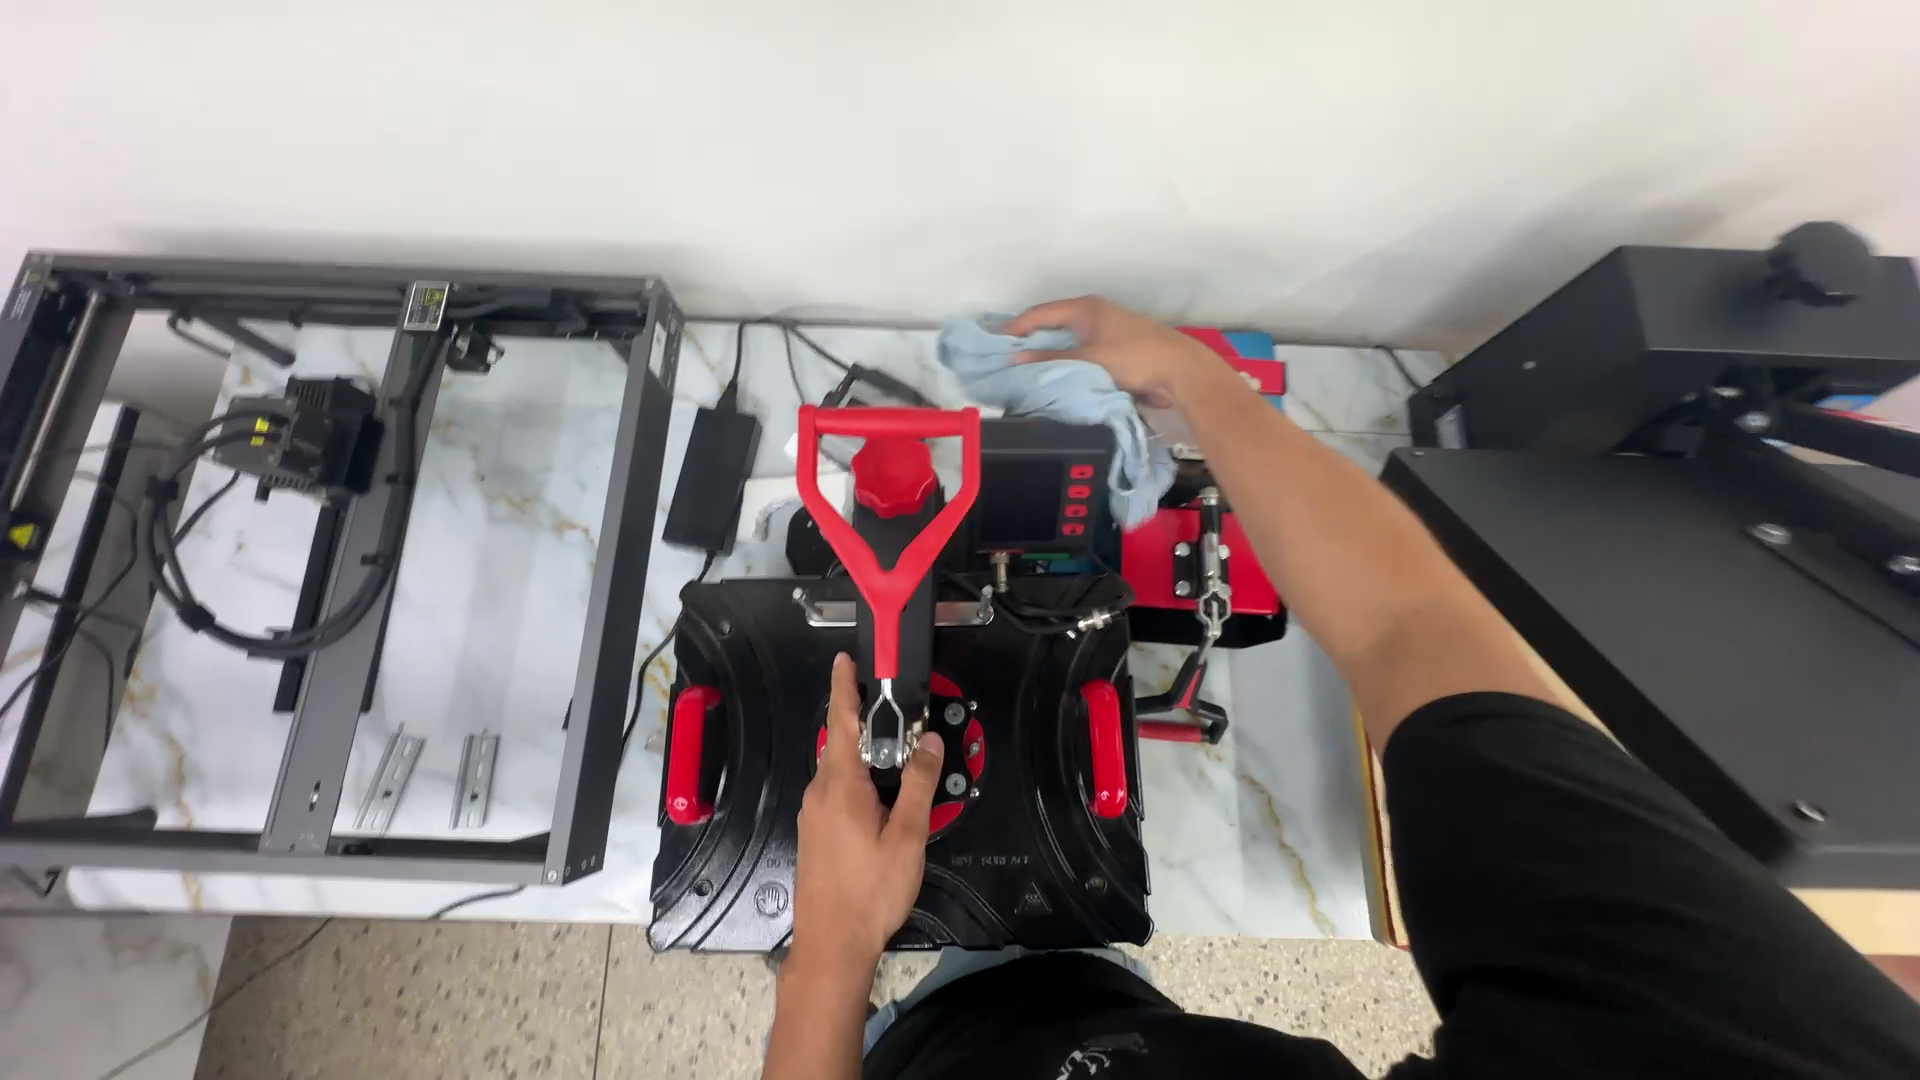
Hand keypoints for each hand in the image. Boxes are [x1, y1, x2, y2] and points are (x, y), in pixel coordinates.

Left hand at [790, 653, 945, 978]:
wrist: (831, 945)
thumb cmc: (871, 889)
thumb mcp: (906, 835)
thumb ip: (917, 783)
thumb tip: (930, 741)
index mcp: (840, 785)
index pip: (840, 722)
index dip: (843, 688)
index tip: (843, 660)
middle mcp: (819, 793)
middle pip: (839, 744)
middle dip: (862, 723)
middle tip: (892, 712)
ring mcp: (813, 814)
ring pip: (838, 770)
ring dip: (862, 755)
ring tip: (893, 756)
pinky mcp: (814, 833)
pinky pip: (835, 791)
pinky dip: (856, 779)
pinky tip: (878, 798)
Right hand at [1004, 296, 1234, 409]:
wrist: (1179, 372)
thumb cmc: (1135, 357)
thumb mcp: (1088, 359)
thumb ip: (1051, 360)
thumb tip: (1016, 359)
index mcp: (1085, 308)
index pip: (1039, 313)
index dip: (1015, 326)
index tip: (994, 342)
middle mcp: (1093, 315)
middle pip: (1051, 325)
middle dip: (1028, 340)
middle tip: (1004, 356)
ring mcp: (1104, 332)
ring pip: (1065, 342)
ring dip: (1046, 354)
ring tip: (1022, 369)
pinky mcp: (1112, 351)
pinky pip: (1079, 355)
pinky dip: (1064, 363)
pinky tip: (1052, 377)